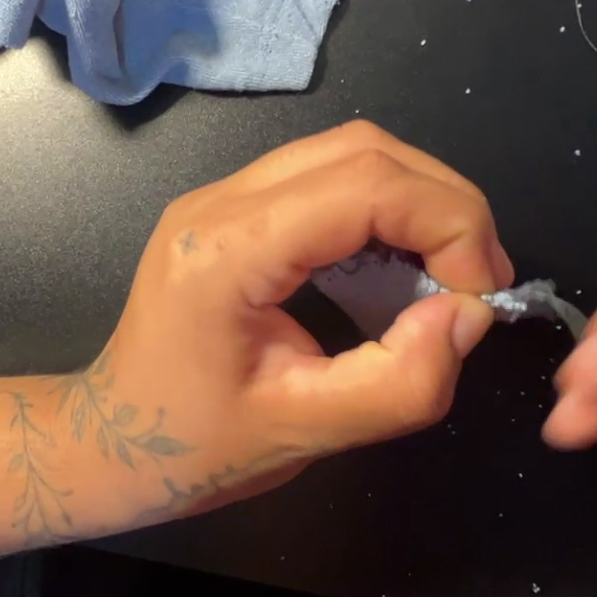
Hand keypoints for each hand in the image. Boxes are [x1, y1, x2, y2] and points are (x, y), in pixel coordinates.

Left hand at [99, 121, 510, 516]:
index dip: (449, 224)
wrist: (114, 440)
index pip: (366, 184)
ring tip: (445, 272)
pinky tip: (394, 264)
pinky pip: (321, 179)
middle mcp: (217, 203)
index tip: (482, 294)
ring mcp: (217, 199)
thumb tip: (467, 315)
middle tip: (475, 281)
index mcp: (226, 251)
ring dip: (414, 201)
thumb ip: (399, 382)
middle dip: (442, 205)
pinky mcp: (226, 212)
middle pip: (362, 150)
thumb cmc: (194, 446)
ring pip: (345, 152)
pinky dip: (378, 210)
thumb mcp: (305, 432)